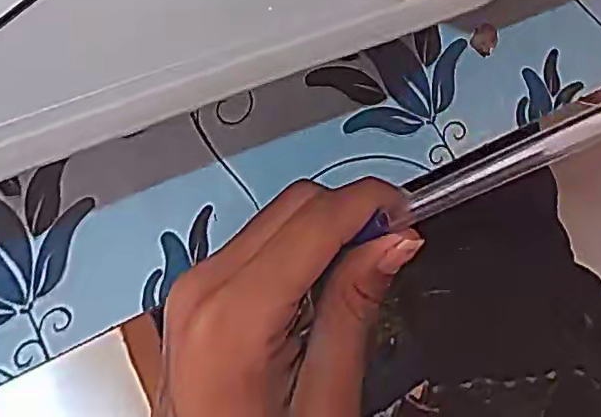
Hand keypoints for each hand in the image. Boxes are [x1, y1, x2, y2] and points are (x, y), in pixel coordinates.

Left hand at [158, 178, 423, 416]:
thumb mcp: (325, 404)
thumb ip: (356, 308)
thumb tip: (394, 240)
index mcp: (232, 317)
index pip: (317, 217)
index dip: (371, 203)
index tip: (406, 214)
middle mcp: (204, 287)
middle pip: (297, 203)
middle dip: (351, 212)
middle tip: (391, 243)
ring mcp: (194, 286)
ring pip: (279, 212)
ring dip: (326, 226)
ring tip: (358, 271)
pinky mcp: (196, 290)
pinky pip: (259, 236)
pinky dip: (299, 243)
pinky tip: (319, 283)